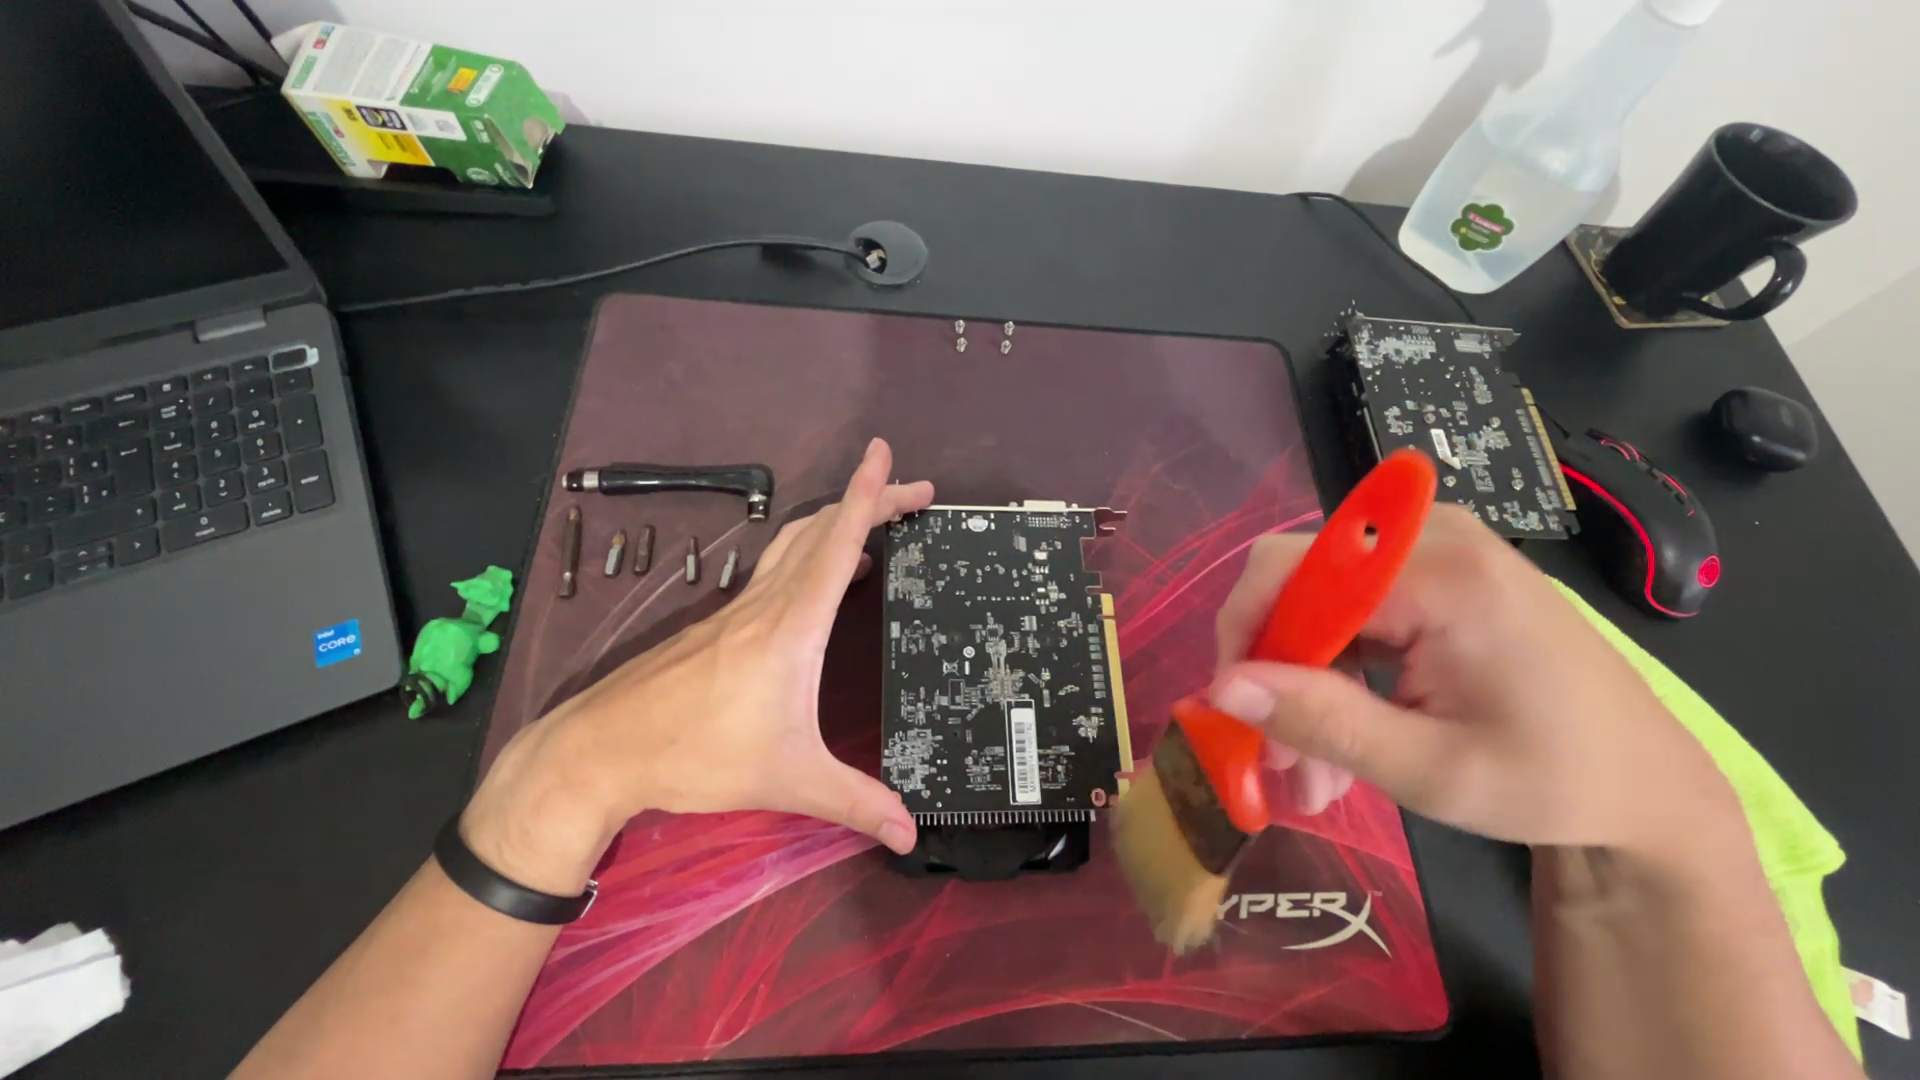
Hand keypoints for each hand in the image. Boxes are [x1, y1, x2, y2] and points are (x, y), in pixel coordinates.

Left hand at [461, 438, 931, 893]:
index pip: (836, 545)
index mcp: (790, 628)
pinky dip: (813, 550)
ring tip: (882, 521)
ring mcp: (741, 608)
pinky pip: (780, 567)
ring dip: (840, 521)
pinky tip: (828, 575)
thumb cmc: (697, 756)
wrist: (603, 750)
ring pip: (797, 542)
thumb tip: (911, 835)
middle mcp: (767, 604)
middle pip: (823, 530)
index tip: (886, 453)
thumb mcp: (787, 781)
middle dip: (872, 500)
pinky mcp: (724, 622)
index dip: (867, 496)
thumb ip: (855, 803)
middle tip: (918, 492)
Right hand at [1207, 505, 1741, 853]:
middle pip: (1296, 578)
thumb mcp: (1430, 770)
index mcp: (1443, 576)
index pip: (1290, 570)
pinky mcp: (1435, 569)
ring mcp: (1435, 547)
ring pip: (1313, 596)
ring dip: (1300, 677)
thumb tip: (1222, 689)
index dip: (1249, 636)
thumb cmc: (1553, 782)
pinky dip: (1332, 666)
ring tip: (1314, 768)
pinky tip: (1344, 728)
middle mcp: (1433, 537)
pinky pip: (1346, 604)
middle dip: (1275, 668)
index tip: (1245, 716)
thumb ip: (1322, 721)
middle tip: (1280, 758)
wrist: (1644, 781)